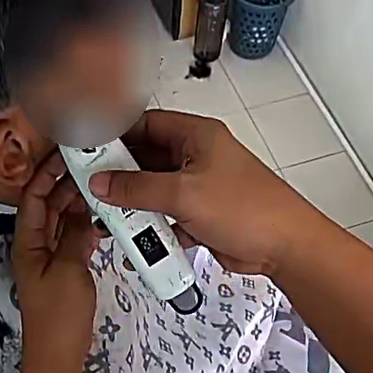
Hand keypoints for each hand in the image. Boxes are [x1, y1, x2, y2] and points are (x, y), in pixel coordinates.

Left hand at [12, 155, 101, 365]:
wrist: (59, 354)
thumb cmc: (58, 316)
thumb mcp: (69, 269)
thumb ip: (75, 236)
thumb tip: (82, 213)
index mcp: (27, 243)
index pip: (32, 197)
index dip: (46, 173)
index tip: (66, 154)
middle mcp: (35, 247)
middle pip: (46, 206)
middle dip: (64, 185)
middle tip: (90, 167)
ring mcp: (49, 260)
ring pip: (60, 222)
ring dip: (76, 205)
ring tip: (99, 188)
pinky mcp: (64, 272)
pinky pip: (72, 240)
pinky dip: (84, 228)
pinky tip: (100, 221)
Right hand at [93, 109, 336, 274]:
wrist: (282, 247)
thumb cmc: (250, 209)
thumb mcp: (183, 194)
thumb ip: (138, 189)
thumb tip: (103, 184)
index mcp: (196, 136)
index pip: (145, 125)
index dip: (115, 135)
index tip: (90, 150)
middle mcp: (196, 157)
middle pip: (145, 160)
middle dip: (120, 178)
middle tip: (94, 190)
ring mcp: (198, 187)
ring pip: (153, 192)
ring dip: (134, 207)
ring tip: (110, 219)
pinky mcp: (200, 215)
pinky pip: (166, 217)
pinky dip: (152, 229)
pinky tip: (138, 241)